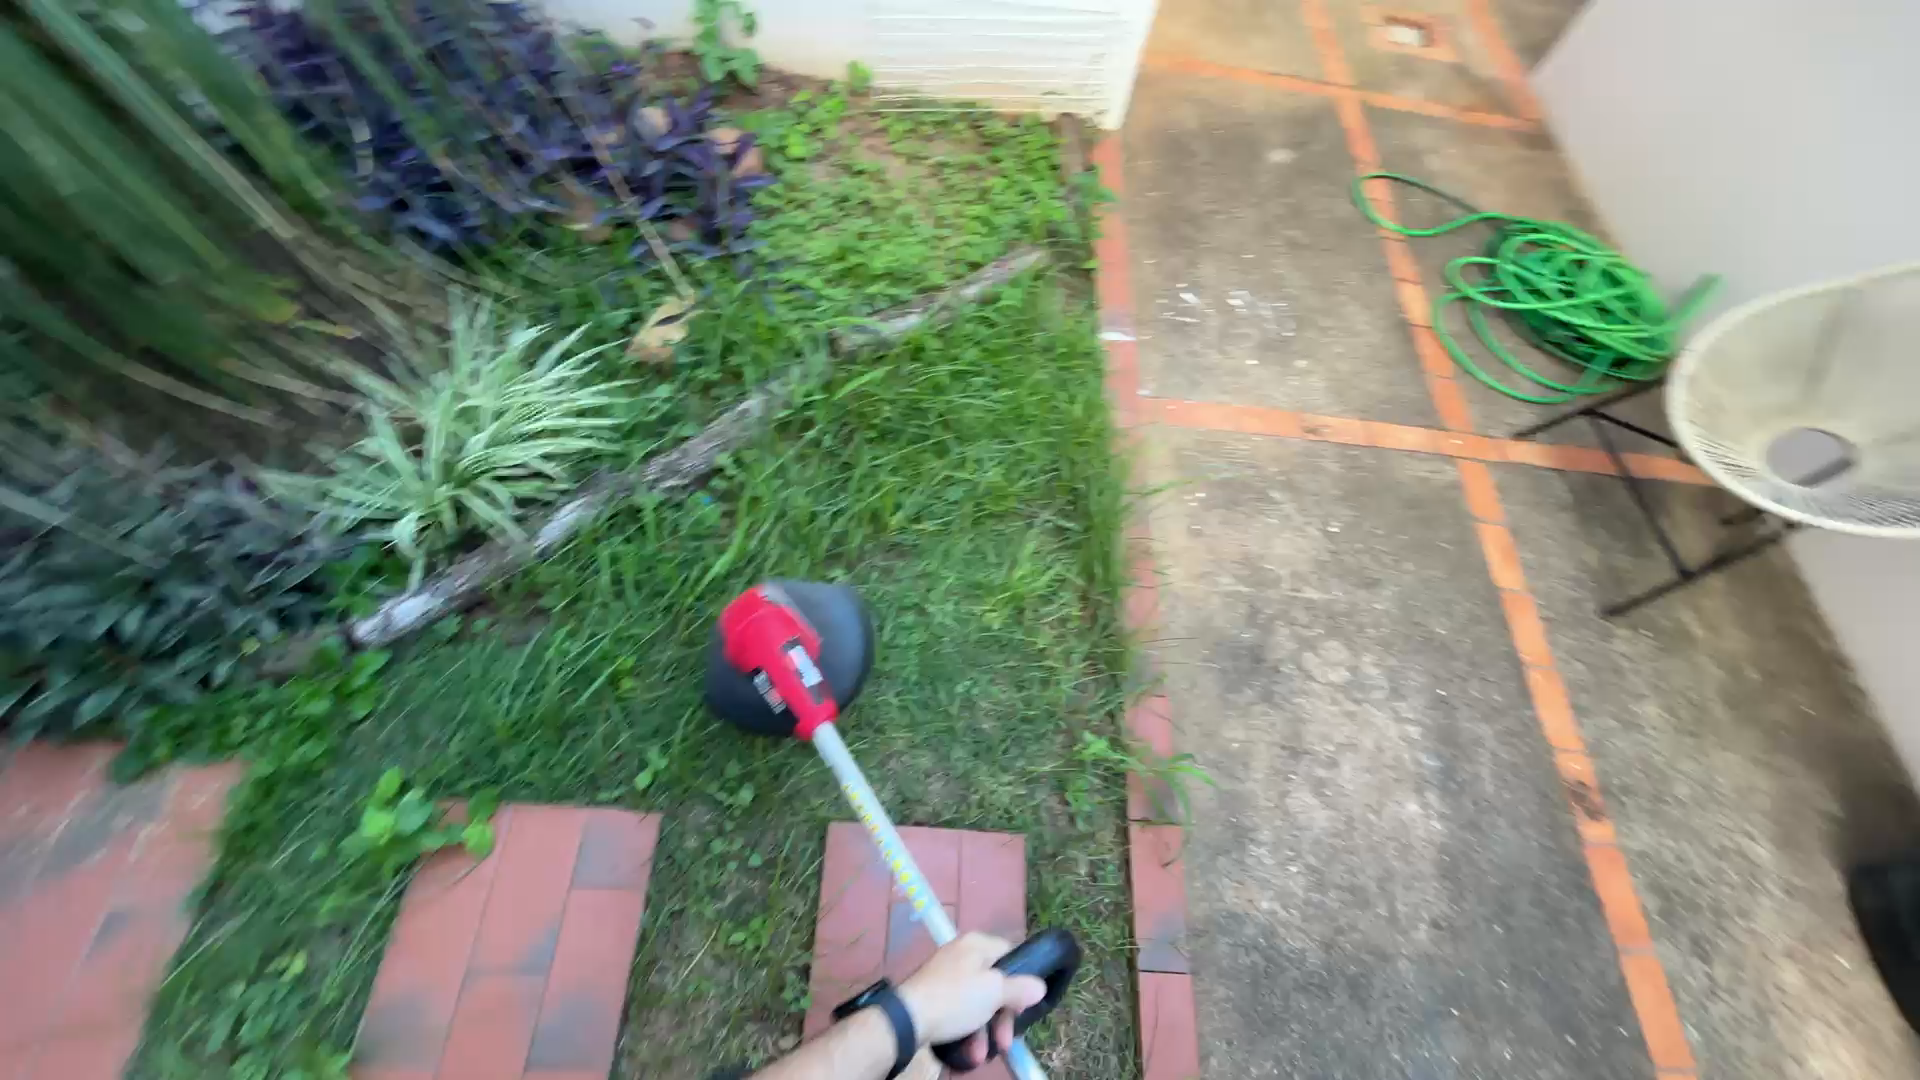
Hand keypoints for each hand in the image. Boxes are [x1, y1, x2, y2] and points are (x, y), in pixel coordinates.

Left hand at [896, 933, 1046, 1067]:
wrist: (908, 1018)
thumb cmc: (955, 998)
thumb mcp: (993, 992)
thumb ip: (1019, 988)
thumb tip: (1040, 984)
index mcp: (977, 944)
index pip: (1010, 952)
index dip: (1022, 979)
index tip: (1025, 1005)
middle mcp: (963, 954)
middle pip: (996, 984)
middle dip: (1002, 1017)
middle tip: (1004, 1042)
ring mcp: (948, 975)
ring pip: (979, 1002)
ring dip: (985, 1031)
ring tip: (981, 1054)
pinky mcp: (937, 996)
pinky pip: (961, 1011)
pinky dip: (968, 1030)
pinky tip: (969, 1051)